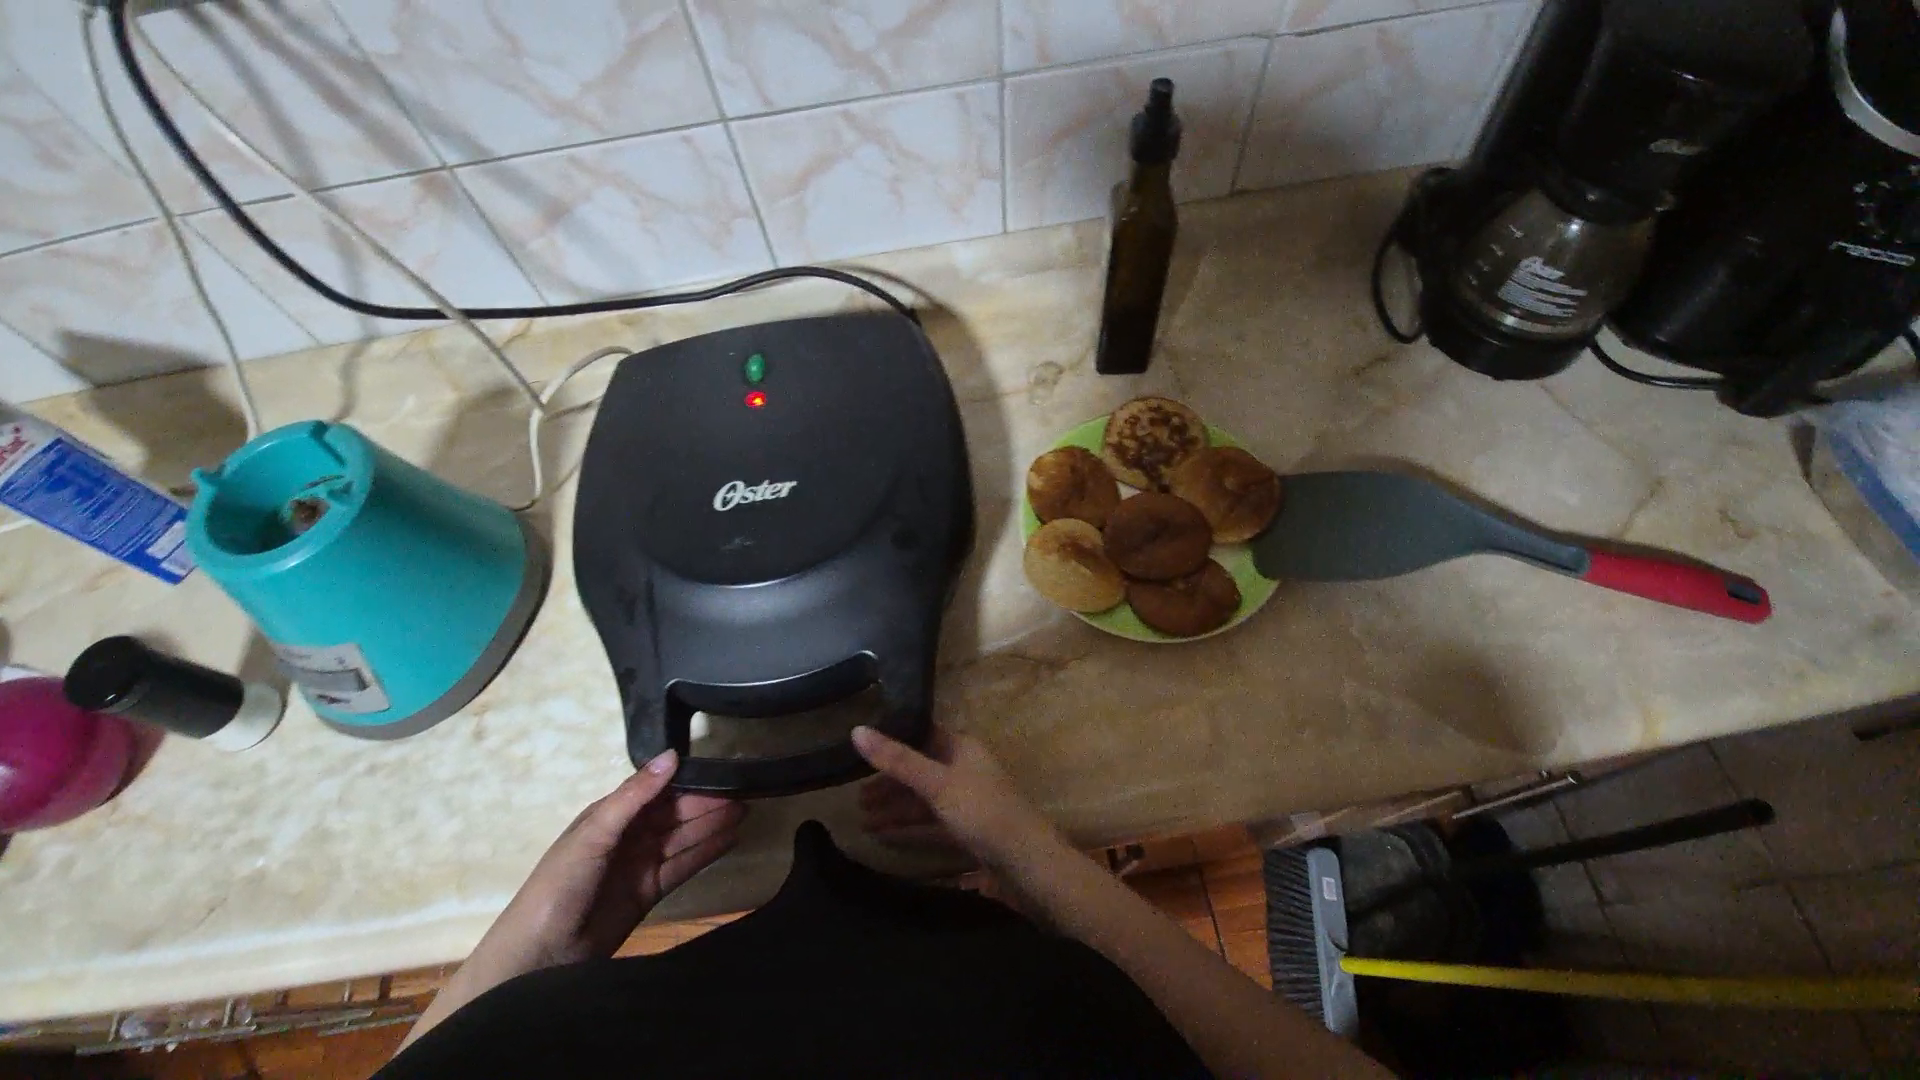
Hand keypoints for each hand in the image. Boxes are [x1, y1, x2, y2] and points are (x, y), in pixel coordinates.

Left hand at [472, 750, 745, 974]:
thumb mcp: (595, 833)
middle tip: (746, 791)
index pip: (657, 791)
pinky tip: (731, 840)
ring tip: (747, 811)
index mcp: (609, 815)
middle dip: (707, 802)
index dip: (688, 780)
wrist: (541, 955)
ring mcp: (639, 865)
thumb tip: (673, 754)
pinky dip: (706, 853)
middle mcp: (627, 835)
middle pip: (674, 814)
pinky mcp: (649, 892)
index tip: (722, 769)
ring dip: (712, 824)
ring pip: (682, 838)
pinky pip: (683, 866)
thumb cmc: (560, 885)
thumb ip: (635, 795)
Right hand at [851, 724, 1057, 869]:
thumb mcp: (937, 784)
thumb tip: (855, 729)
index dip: (892, 740)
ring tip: (862, 818)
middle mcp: (965, 769)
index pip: (922, 735)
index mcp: (963, 748)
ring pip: (924, 798)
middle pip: (920, 769)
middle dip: (889, 781)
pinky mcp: (969, 831)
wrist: (1028, 864)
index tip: (859, 746)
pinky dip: (909, 826)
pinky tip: (885, 835)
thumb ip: (897, 760)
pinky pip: (932, 823)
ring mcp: (968, 801)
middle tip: (855, 795)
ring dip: (895, 806)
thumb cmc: (983, 812)